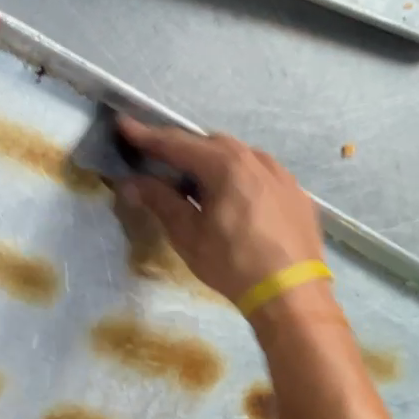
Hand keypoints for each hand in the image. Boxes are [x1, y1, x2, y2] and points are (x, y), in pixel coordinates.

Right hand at [116, 115, 325, 312]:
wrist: (291, 293)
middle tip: (157, 161)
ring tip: (193, 182)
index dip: (146, 136)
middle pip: (209, 144)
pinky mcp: (295, 192)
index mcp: (226, 165)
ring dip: (211, 162)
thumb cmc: (232, 263)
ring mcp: (280, 174)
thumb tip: (132, 182)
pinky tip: (230, 198)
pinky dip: (236, 177)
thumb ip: (160, 201)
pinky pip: (258, 173)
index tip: (123, 125)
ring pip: (237, 156)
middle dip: (181, 148)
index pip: (177, 144)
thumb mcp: (188, 235)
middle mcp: (256, 159)